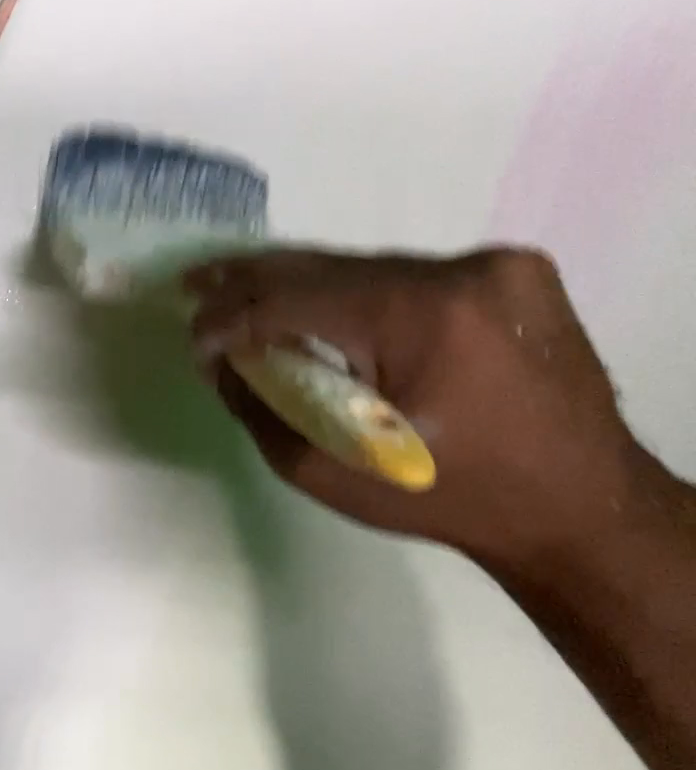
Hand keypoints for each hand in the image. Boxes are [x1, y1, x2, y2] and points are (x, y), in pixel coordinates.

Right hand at [185, 246, 651, 567]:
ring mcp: (495, 266)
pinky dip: (346, 293)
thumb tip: (220, 363)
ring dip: (296, 287)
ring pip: (360, 268)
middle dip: (249, 282)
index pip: (290, 299)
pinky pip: (399, 276)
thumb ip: (259, 407)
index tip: (191, 343)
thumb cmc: (442, 497)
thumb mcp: (324, 468)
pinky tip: (310, 306)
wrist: (578, 503)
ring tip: (235, 291)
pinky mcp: (509, 276)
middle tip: (192, 284)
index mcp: (419, 317)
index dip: (227, 317)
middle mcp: (461, 272)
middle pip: (324, 268)